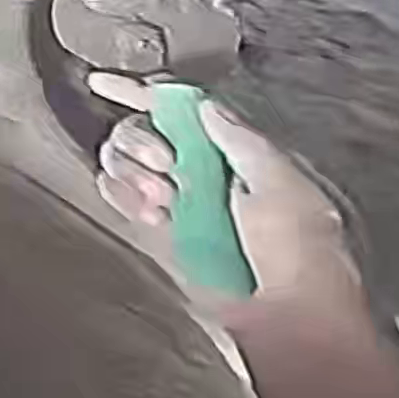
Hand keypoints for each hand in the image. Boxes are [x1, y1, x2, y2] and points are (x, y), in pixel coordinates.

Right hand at [88, 73, 361, 307]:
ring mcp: (169, 190)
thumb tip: (202, 105)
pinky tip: (151, 216)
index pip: (178, 108)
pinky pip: (111, 188)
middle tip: (167, 170)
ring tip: (164, 203)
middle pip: (136, 128)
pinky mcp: (147, 214)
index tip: (99, 83)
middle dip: (140, 144)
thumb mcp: (289, 194)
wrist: (283, 314)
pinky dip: (122, 196)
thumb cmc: (299, 255)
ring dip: (132, 174)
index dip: (137, 91)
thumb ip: (246, 146)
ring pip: (116, 156)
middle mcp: (196, 164)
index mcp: (232, 152)